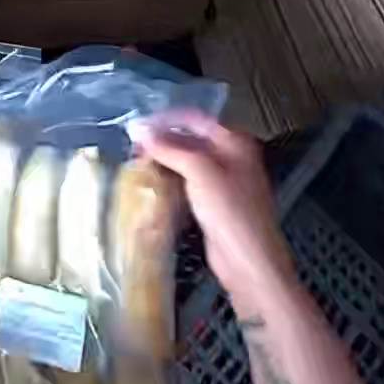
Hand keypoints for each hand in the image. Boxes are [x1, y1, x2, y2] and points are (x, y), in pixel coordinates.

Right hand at [130, 109, 293, 314]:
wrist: (249, 265)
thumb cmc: (230, 211)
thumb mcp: (199, 171)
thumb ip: (168, 147)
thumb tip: (138, 129)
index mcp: (234, 141)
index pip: (194, 118)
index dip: (165, 119)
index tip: (138, 125)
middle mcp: (231, 156)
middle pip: (190, 138)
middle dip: (162, 140)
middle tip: (134, 145)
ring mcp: (223, 181)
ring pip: (187, 160)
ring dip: (163, 158)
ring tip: (137, 161)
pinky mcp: (214, 202)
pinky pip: (188, 181)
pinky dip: (170, 177)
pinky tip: (152, 179)